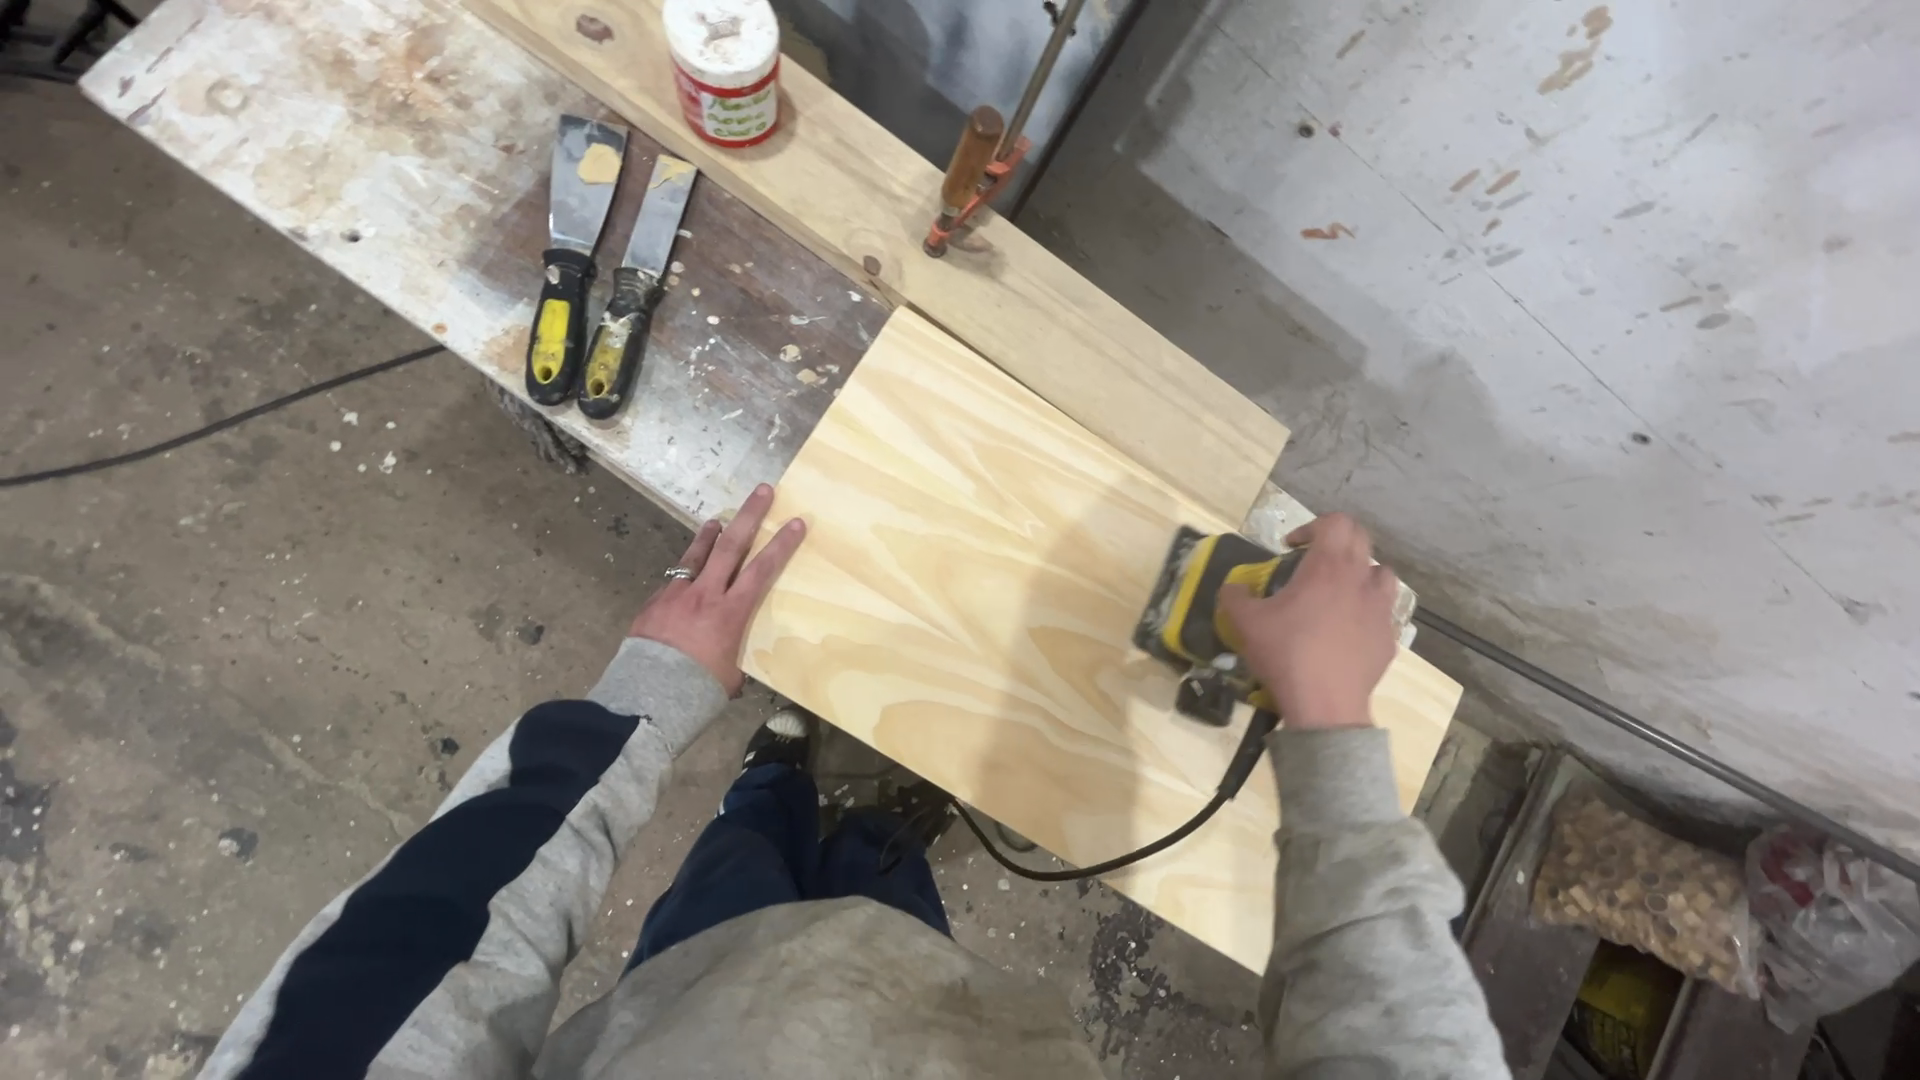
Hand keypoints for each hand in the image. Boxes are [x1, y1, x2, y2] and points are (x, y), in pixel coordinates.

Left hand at [627, 484, 805, 695]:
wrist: (647, 698)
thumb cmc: (698, 691)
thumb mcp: (730, 674)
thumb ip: (734, 654)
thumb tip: (732, 654)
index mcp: (730, 613)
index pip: (762, 569)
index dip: (781, 544)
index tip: (796, 522)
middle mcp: (705, 596)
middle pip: (731, 545)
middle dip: (749, 515)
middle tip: (763, 491)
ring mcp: (676, 596)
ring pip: (696, 555)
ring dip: (710, 535)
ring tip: (718, 519)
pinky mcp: (654, 604)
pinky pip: (674, 580)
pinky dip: (684, 571)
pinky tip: (686, 573)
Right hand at [1218, 513, 1398, 730]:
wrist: (1324, 703)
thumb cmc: (1285, 652)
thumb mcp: (1245, 622)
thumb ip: (1234, 596)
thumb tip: (1232, 588)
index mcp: (1327, 567)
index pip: (1334, 522)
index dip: (1310, 526)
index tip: (1291, 547)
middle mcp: (1360, 579)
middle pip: (1360, 539)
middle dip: (1335, 543)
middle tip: (1311, 562)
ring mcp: (1381, 609)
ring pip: (1382, 573)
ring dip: (1360, 573)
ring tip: (1338, 591)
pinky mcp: (1389, 638)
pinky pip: (1383, 612)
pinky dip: (1367, 610)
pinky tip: (1347, 630)